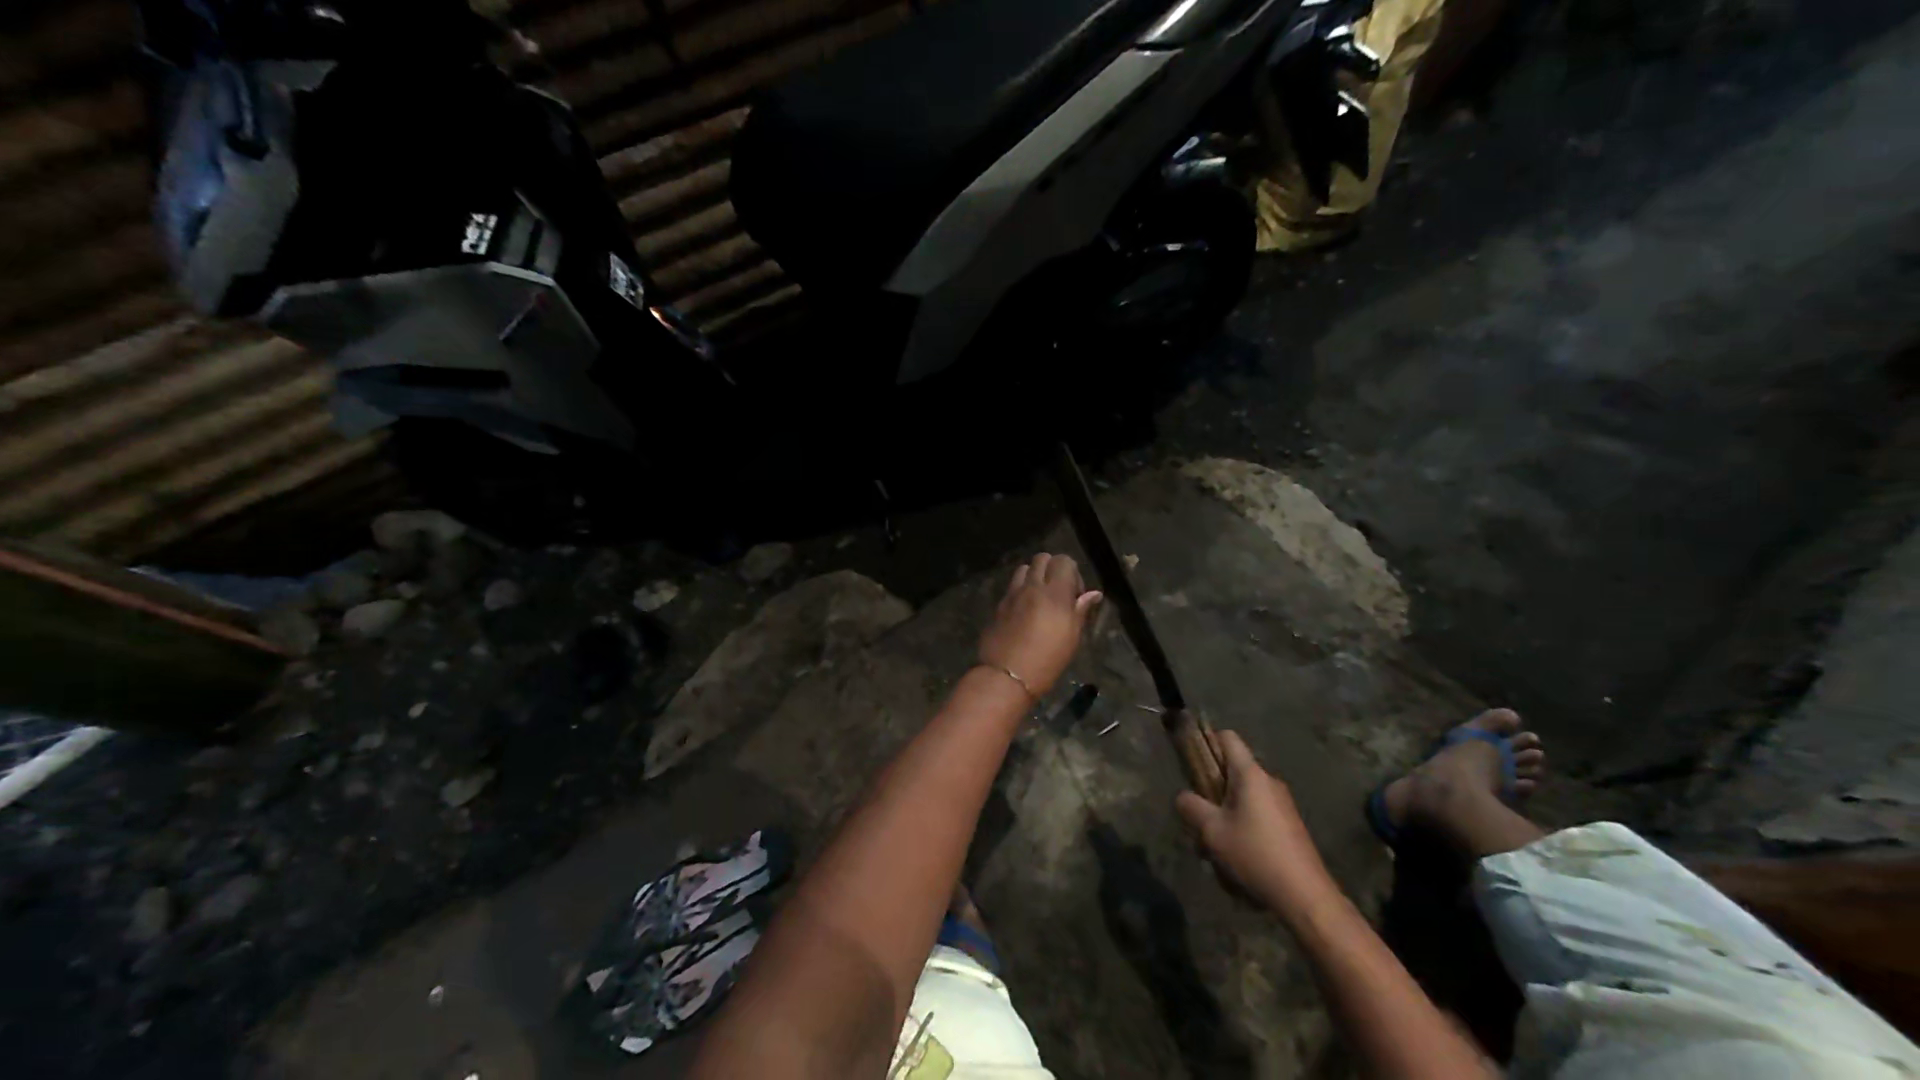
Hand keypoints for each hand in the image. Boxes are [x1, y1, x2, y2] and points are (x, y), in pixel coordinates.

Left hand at [977, 553, 1101, 696]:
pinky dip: (1021, 588)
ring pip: (1024, 568)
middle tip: (1058, 592)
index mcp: (1054, 593)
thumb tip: (1093, 594)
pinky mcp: (999, 604)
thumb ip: (1080, 610)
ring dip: (1034, 576)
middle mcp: (1032, 586)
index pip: (1064, 561)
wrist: (1007, 675)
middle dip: (1052, 569)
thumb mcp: (1072, 638)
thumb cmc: (1047, 660)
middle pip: (1042, 558)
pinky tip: (1024, 610)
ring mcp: (1012, 594)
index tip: (1074, 594)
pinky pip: (1012, 585)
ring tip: (1039, 598)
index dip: (1072, 573)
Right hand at [1175, 731, 1336, 918]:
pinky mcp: (1290, 825)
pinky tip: (1237, 857)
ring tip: (1215, 845)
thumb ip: (1192, 807)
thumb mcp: (1212, 831)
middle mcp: (1269, 782)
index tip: (1193, 763)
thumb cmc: (1254, 854)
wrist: (1305, 895)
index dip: (1207, 741)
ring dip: (1226, 813)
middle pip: (1234, 771)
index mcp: (1250, 774)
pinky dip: (1243, 827)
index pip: (1228, 738)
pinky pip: (1258, 814)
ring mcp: (1283, 804)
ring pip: (1244, 796)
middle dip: (1213, 789)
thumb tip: (1183, 797)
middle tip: (1199, 815)